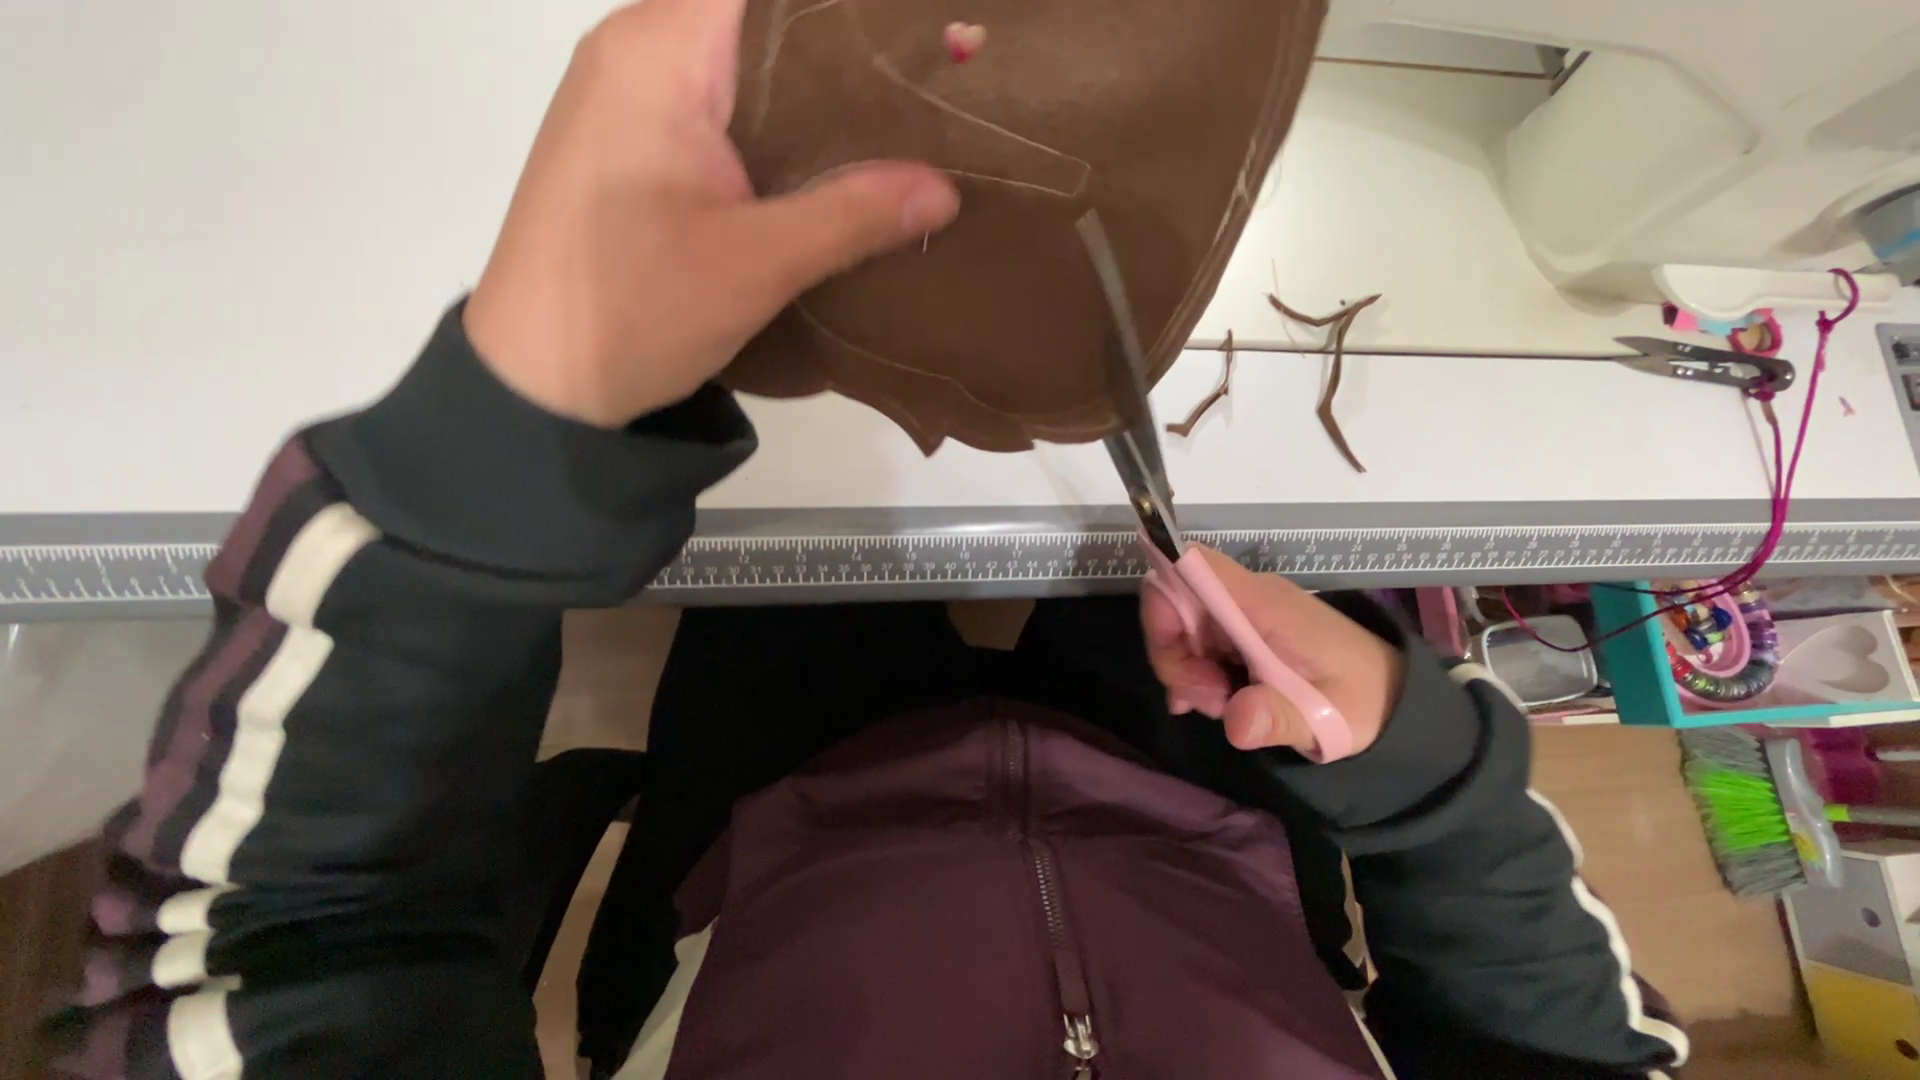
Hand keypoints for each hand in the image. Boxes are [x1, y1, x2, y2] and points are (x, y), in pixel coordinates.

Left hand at [465, 0, 960, 426]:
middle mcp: (636, 52)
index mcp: (661, 51)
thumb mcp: (757, 264)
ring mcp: (627, 101)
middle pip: (764, 30)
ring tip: (897, 137)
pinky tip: (829, 176)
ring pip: (744, 78)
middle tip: (932, 97)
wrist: (540, 385)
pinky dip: (776, 140)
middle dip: (848, 68)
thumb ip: (853, 215)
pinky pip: (720, 118)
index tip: (931, 47)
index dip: (857, 19)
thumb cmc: (636, 308)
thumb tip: (946, 190)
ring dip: (814, 110)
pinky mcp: (630, 151)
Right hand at [1142, 547, 1404, 755]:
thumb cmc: (1362, 699)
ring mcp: (1242, 614)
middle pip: (1175, 602)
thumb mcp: (1324, 718)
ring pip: (1182, 626)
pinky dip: (1194, 671)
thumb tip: (1235, 722)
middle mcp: (1246, 598)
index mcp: (1262, 603)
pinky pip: (1198, 640)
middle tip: (1208, 701)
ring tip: (1222, 706)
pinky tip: (1215, 702)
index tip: (1176, 653)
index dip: (1164, 600)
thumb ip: (1278, 718)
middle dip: (1174, 655)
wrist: (1393, 696)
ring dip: (1186, 670)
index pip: (1192, 565)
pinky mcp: (1243, 632)